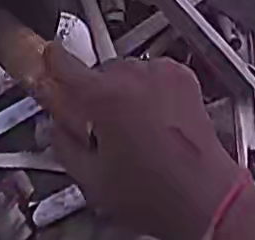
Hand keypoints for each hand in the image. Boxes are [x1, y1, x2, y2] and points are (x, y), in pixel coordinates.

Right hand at [42, 47, 245, 239]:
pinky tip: (154, 118)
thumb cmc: (156, 194)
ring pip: (126, 70)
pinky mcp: (179, 73)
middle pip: (98, 71)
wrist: (206, 197)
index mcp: (104, 97)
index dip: (51, 60)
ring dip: (124, 90)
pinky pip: (151, 72)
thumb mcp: (93, 180)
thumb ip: (63, 144)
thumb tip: (54, 125)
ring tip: (134, 127)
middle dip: (96, 93)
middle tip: (102, 124)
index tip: (47, 57)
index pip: (63, 62)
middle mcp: (131, 74)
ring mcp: (157, 70)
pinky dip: (149, 88)